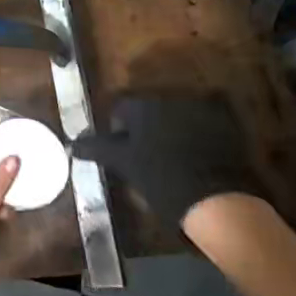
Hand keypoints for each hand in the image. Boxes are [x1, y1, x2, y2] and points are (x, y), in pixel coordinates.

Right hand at [72, 96, 263, 227]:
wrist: (213, 198)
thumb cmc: (160, 180)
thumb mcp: (124, 165)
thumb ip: (98, 149)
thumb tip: (73, 144)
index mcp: (142, 106)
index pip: (121, 109)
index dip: (119, 129)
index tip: (123, 151)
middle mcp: (169, 97)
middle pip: (148, 109)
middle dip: (145, 126)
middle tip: (145, 155)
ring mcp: (198, 106)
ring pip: (174, 114)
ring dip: (170, 128)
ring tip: (171, 157)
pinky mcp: (223, 120)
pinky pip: (201, 121)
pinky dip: (195, 134)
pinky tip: (195, 157)